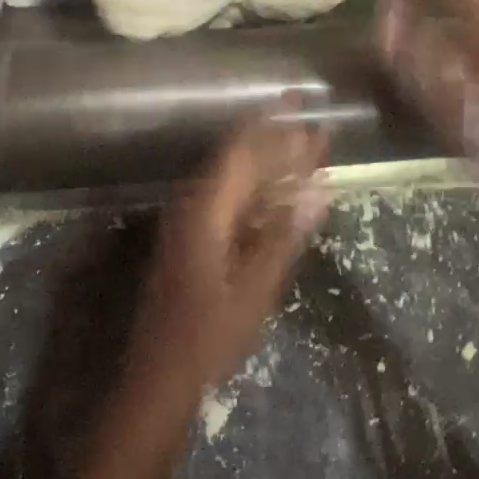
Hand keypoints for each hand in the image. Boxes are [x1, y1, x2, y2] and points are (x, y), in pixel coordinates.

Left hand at [126, 105, 328, 389]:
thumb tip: (319, 188)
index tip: (300, 101)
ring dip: (271, 166)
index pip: (241, 149)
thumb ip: (284, 234)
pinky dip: (259, 194)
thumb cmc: (207, 335)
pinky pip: (230, 202)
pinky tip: (284, 197)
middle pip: (239, 159)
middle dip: (277, 141)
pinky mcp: (193, 240)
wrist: (159, 377)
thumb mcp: (254, 289)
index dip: (273, 123)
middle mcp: (193, 203)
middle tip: (313, 123)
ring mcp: (190, 222)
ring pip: (236, 181)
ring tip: (308, 152)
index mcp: (204, 207)